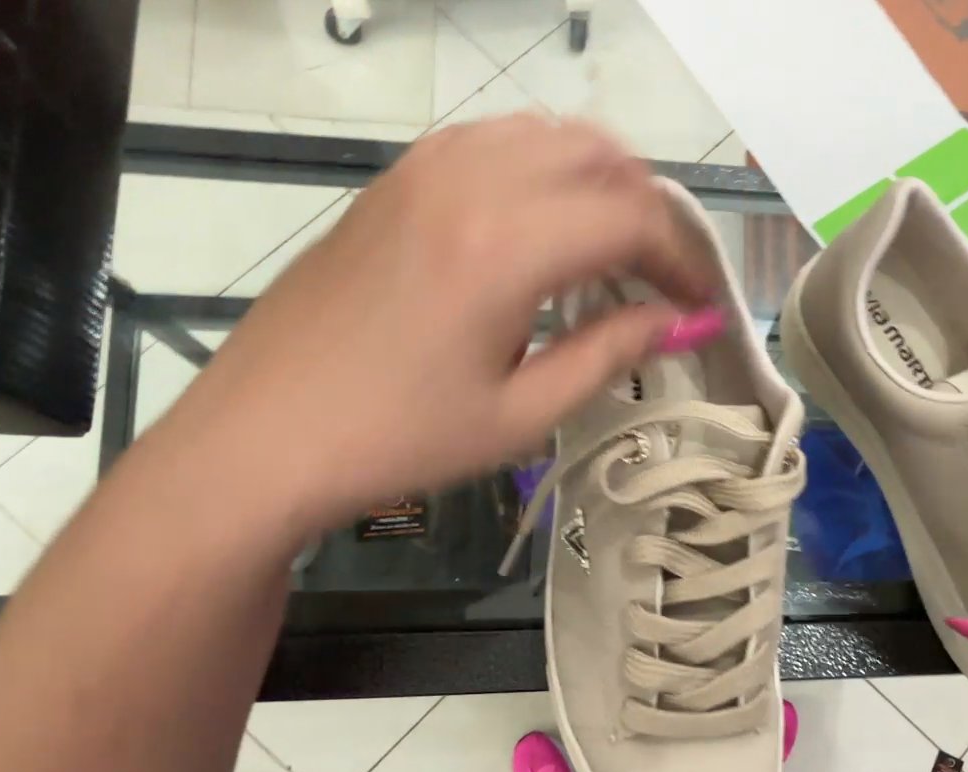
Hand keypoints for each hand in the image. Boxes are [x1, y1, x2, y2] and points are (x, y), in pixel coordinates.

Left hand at [140, 114, 722, 536]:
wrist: (264, 437)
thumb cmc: (400, 441)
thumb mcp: (522, 414)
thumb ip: (611, 353)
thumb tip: (686, 323)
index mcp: (505, 244)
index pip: (633, 219)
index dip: (684, 261)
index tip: (703, 308)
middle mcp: (469, 179)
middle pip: (602, 158)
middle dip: (653, 215)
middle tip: (667, 282)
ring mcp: (425, 167)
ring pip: (550, 135)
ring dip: (603, 184)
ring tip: (617, 254)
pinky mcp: (397, 179)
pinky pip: (497, 142)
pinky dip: (547, 171)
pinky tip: (548, 229)